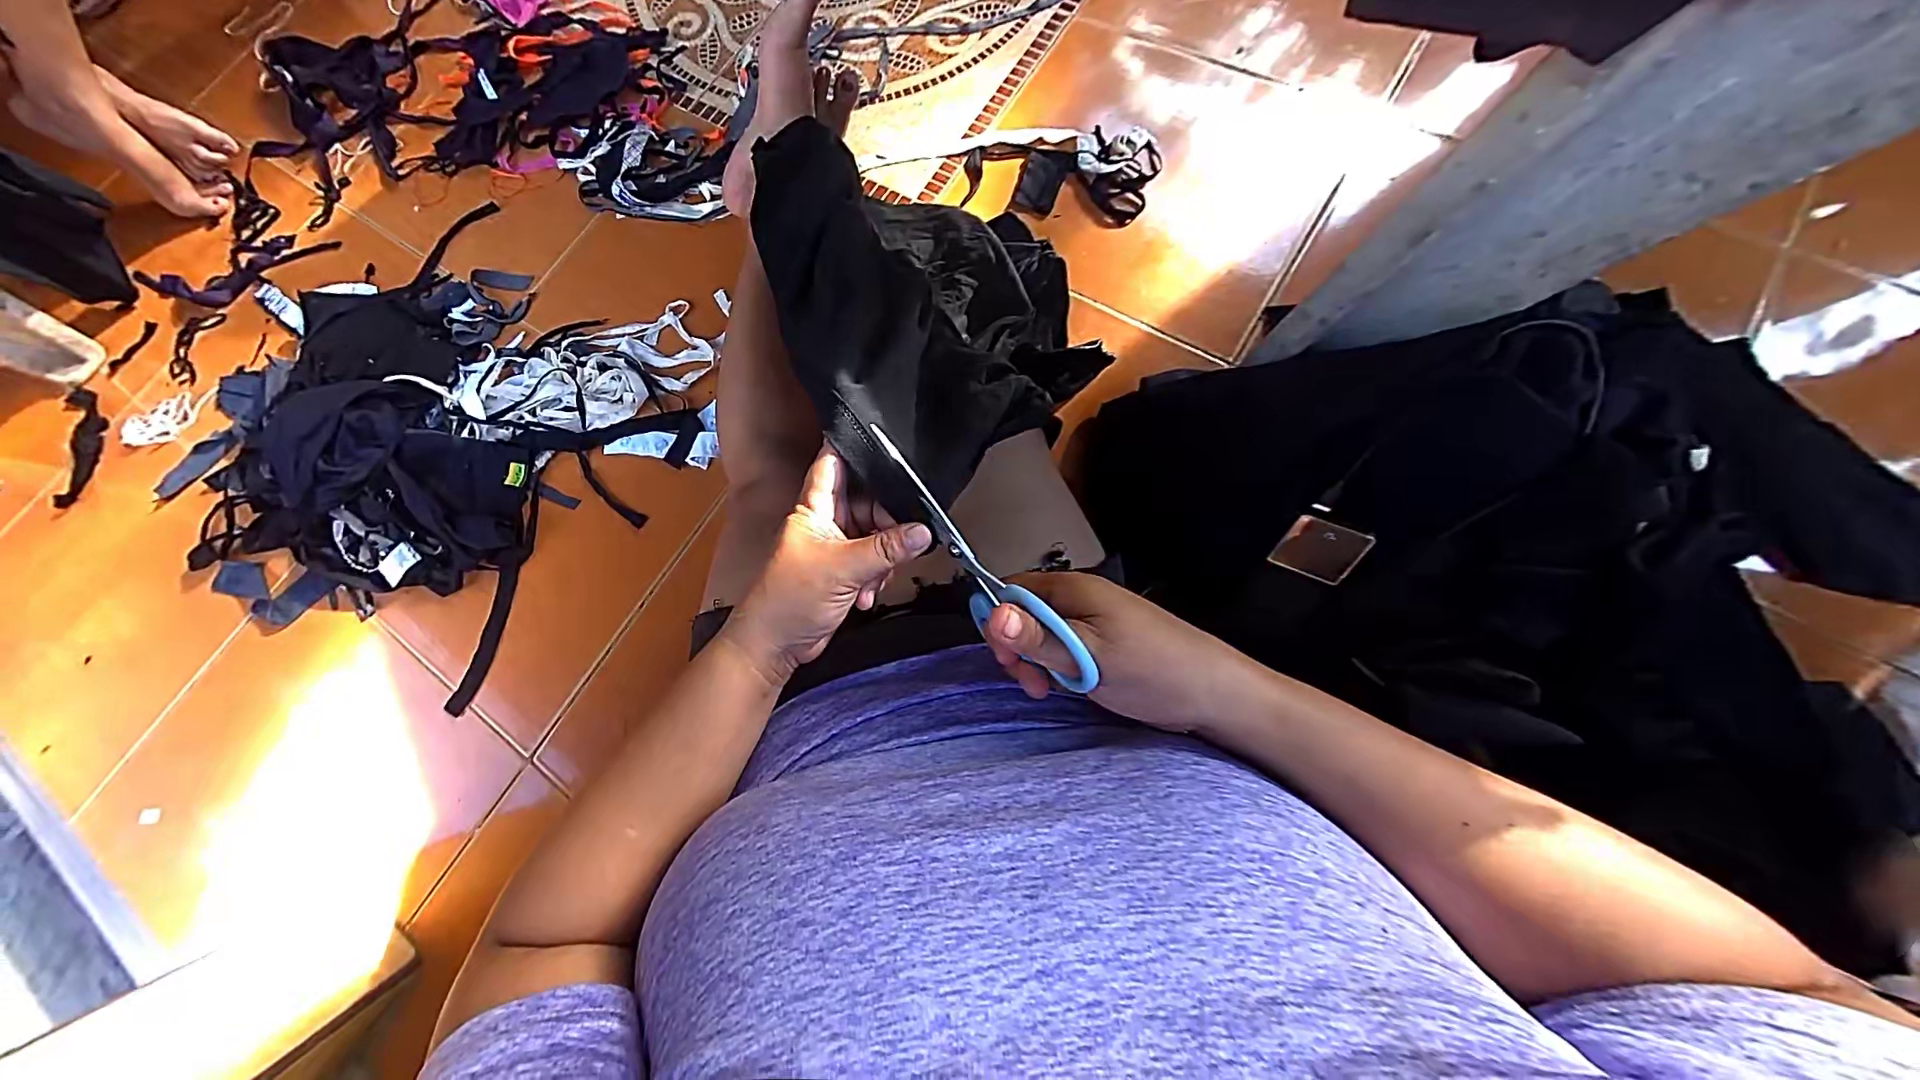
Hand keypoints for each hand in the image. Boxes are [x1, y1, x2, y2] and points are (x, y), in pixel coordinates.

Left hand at [721, 447, 932, 685]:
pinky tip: (868, 591)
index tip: (882, 444)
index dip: (853, 450)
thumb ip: (886, 549)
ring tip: (874, 577)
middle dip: (886, 523)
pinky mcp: (843, 570)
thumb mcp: (843, 569)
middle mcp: (825, 523)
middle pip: (867, 503)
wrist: (775, 645)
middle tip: (897, 540)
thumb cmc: (786, 602)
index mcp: (813, 509)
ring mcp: (834, 547)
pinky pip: (873, 560)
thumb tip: (921, 533)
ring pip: (874, 534)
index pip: (833, 464)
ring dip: (883, 557)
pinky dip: (877, 575)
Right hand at [981, 572, 1273, 735]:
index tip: (1007, 655)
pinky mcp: (1101, 644)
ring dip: (1038, 662)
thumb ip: (1038, 637)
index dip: (1000, 622)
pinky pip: (1063, 650)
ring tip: (1051, 686)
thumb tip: (994, 615)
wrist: (1213, 692)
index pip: (1012, 591)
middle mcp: (1081, 599)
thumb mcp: (1088, 656)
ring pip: (1042, 636)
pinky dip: (1058, 669)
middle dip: (1019, 648)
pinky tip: (1069, 685)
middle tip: (1030, 678)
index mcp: (1075, 589)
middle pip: (1024, 615)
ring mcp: (1092, 622)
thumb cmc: (1159, 669)